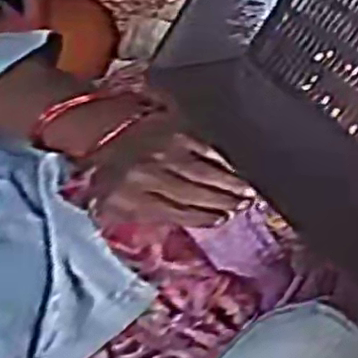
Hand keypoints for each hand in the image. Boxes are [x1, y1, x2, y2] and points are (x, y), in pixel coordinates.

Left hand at [91, 129, 255, 227]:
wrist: (109, 136)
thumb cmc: (114, 176)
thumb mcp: (113, 202)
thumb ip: (144, 214)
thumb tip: (186, 221)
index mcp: (121, 198)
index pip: (169, 212)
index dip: (198, 217)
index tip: (222, 220)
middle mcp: (143, 177)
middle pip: (190, 193)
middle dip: (221, 201)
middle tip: (244, 205)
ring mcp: (164, 155)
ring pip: (205, 173)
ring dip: (230, 184)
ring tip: (249, 192)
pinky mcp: (181, 136)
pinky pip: (209, 152)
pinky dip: (226, 163)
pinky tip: (239, 170)